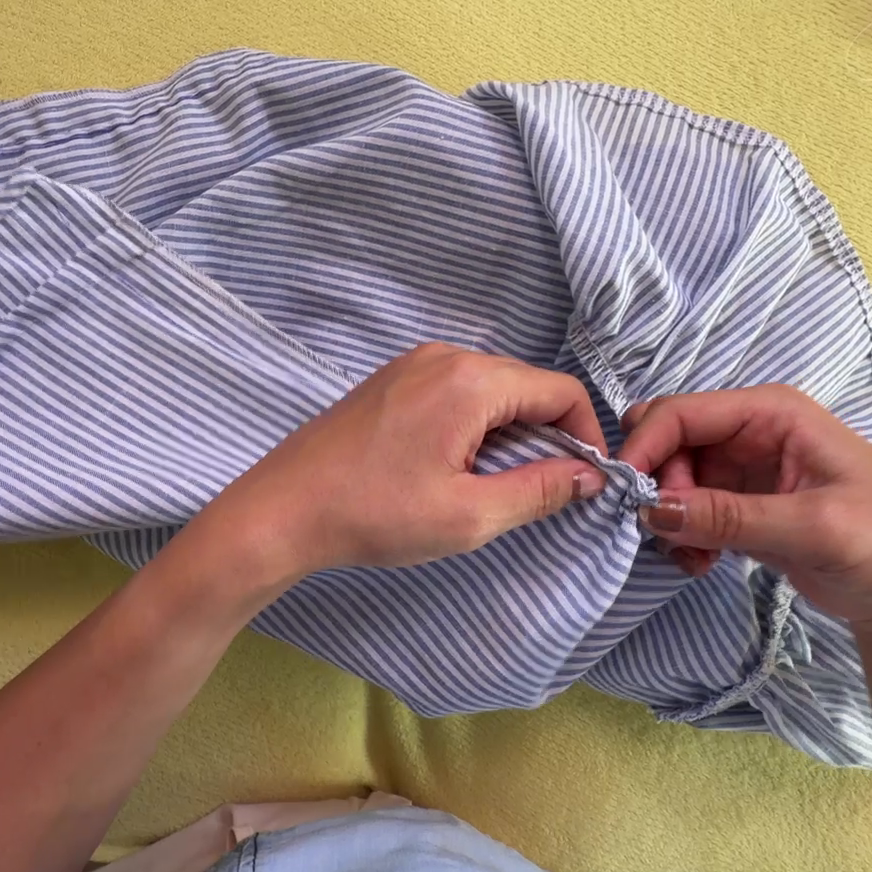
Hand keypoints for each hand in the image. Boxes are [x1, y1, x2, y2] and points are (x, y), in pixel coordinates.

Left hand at [204, 343, 610, 579]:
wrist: (283, 508)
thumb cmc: (375, 513)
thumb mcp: (469, 515)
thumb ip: (540, 489)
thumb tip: (589, 475)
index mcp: (470, 380)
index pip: (560, 390)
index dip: (586, 435)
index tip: (583, 481)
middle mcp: (443, 356)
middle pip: (525, 385)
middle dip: (547, 434)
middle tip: (540, 489)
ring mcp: (411, 364)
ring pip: (490, 388)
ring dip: (509, 431)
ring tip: (493, 483)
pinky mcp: (390, 380)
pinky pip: (455, 391)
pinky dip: (474, 423)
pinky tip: (454, 464)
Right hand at [617, 384, 871, 625]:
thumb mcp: (815, 525)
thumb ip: (728, 516)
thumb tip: (649, 510)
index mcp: (770, 413)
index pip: (681, 413)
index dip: (645, 445)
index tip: (623, 493)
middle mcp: (749, 433)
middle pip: (669, 443)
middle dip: (656, 484)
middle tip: (662, 530)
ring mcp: (742, 472)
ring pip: (671, 480)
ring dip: (667, 517)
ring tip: (690, 558)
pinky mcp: (739, 507)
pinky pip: (686, 511)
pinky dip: (681, 535)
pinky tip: (699, 563)